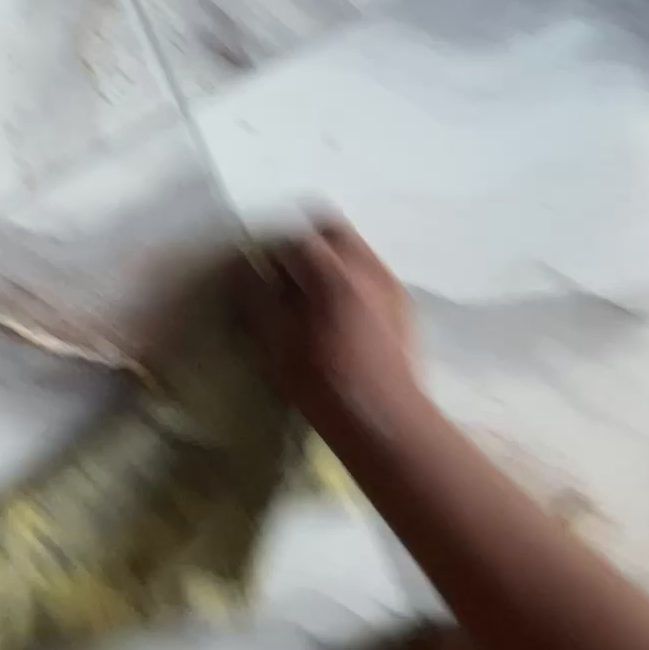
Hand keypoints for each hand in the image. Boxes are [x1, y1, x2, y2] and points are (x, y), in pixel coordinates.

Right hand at [244, 214, 422, 429]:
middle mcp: (367, 268)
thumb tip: (246, 271)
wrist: (386, 423)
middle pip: (330, 226)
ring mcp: (389, 282)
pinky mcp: (401, 301)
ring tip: (308, 293)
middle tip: (283, 270)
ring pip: (352, 245)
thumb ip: (259, 299)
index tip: (257, 271)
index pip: (294, 237)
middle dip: (302, 239)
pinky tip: (335, 310)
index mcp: (334, 276)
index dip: (269, 251)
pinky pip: (368, 268)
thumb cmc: (325, 387)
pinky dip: (347, 274)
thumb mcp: (278, 344)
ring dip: (326, 257)